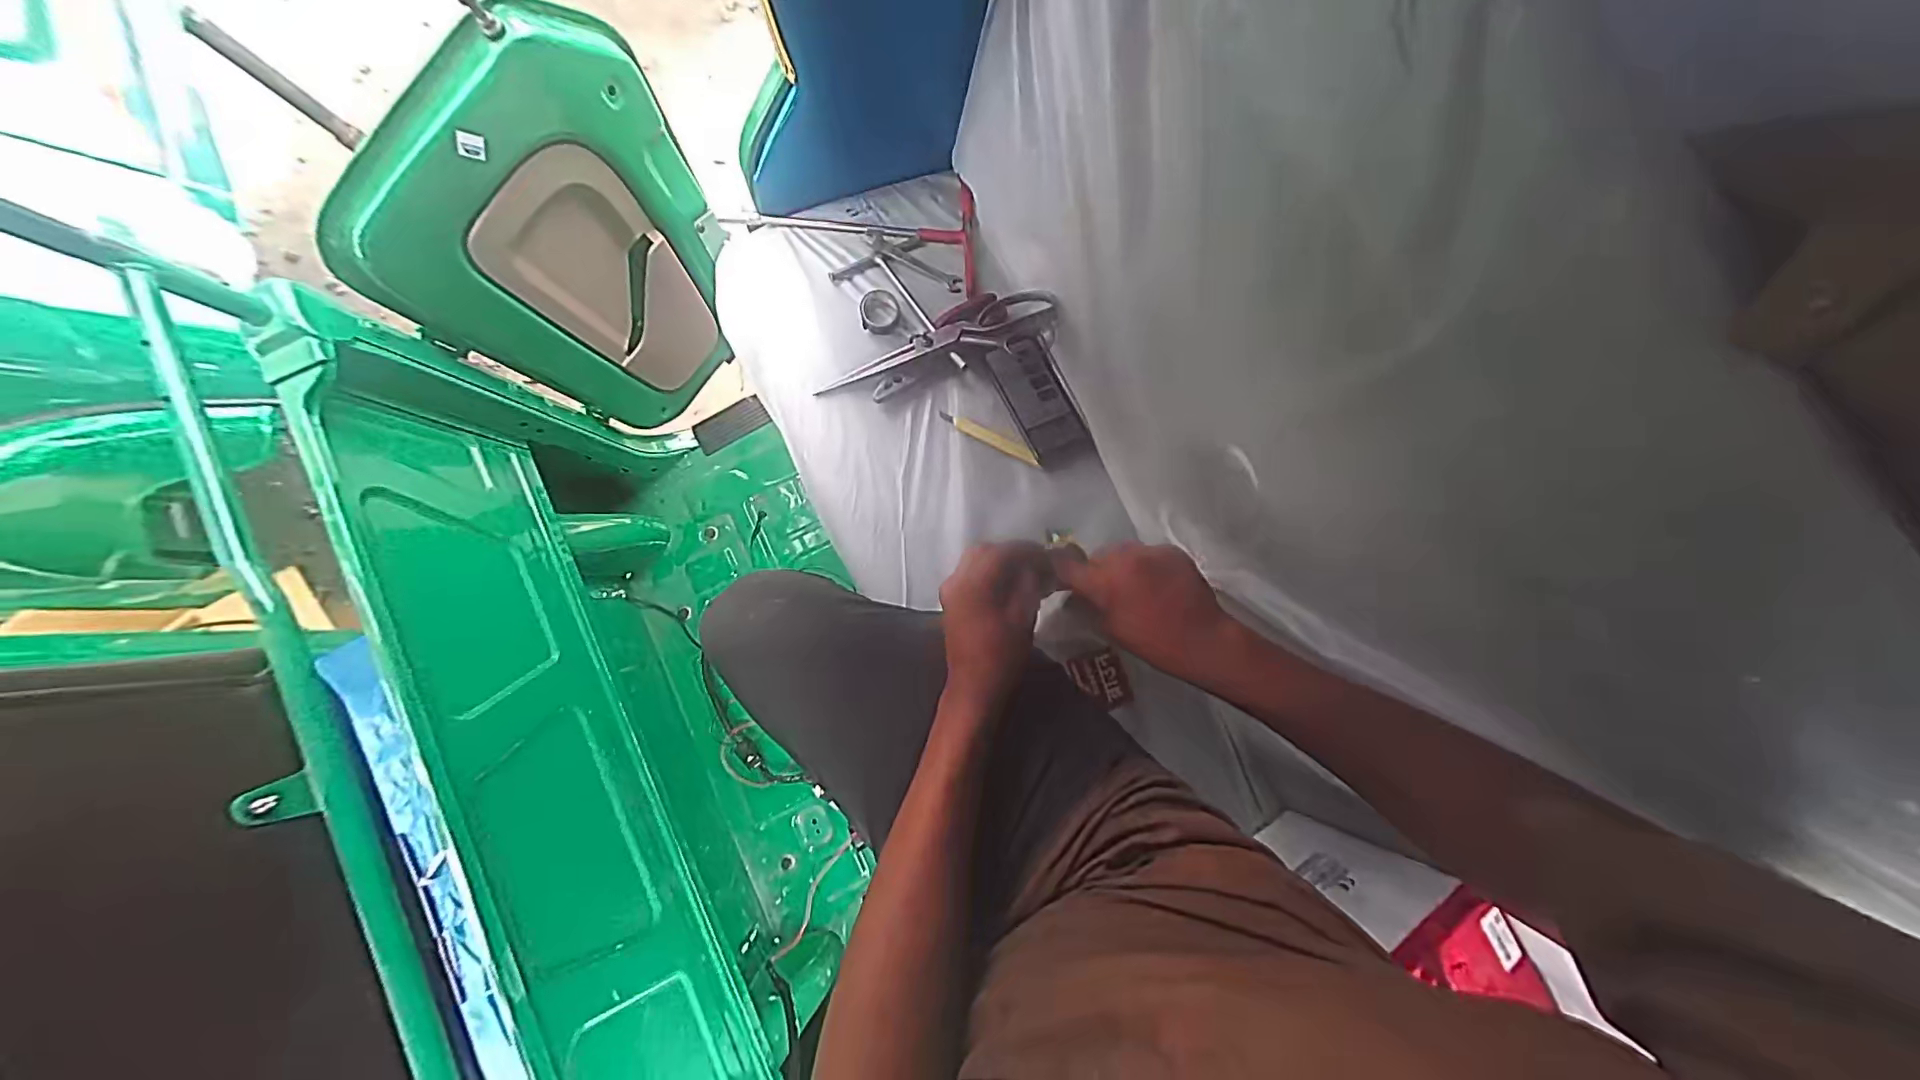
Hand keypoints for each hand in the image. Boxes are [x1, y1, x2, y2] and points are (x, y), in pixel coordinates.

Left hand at [939, 542, 1053, 710]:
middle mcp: (956, 581)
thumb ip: (1029, 584)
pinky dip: (991, 572)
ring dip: (1001, 561)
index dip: (1027, 550)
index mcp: (972, 583)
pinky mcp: (952, 601)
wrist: (973, 688)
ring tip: (1027, 571)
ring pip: (976, 561)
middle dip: (1012, 552)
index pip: (1001, 552)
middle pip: (984, 551)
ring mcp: (951, 591)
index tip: (1048, 554)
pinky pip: (971, 574)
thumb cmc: (1001, 656)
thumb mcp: (1023, 617)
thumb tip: (1038, 565)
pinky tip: (1010, 583)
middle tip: (1037, 561)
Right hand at [1049, 542, 1235, 680]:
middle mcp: (1124, 558)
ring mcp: (1150, 551)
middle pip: (1097, 555)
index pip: (1066, 565)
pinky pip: (1148, 552)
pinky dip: (1146, 564)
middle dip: (1097, 569)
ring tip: (1133, 584)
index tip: (1058, 574)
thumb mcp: (1110, 629)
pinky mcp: (1171, 551)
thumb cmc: (1152, 642)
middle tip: (1105, 588)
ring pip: (1123, 551)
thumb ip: (1089, 606)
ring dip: (1121, 564)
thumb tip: (1076, 595)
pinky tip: (1156, 582)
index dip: (1058, 568)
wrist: (1203, 639)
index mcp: (1104, 581)